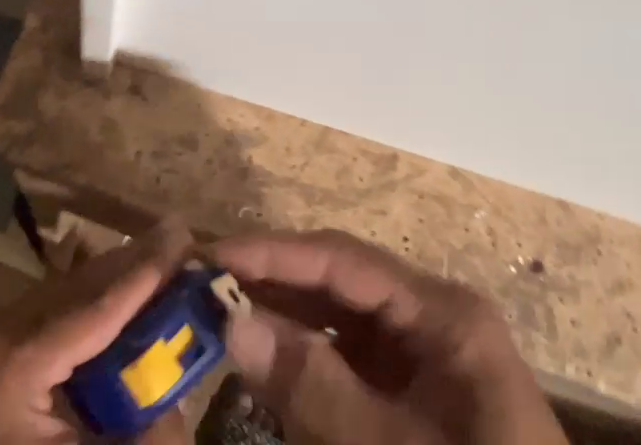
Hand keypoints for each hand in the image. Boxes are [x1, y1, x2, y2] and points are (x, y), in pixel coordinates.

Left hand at [0, 220, 194, 443]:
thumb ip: (148, 434)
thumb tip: (180, 392)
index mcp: (10, 361)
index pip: (93, 306)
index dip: (144, 272)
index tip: (181, 232)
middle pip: (77, 289)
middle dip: (133, 265)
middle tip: (181, 236)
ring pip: (62, 293)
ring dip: (113, 278)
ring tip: (162, 254)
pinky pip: (47, 310)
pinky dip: (88, 301)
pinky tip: (121, 284)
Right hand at [211, 230, 567, 444]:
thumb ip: (314, 387)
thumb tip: (230, 321)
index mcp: (442, 313)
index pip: (341, 260)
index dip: (271, 253)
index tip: (208, 258)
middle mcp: (428, 315)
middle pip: (333, 279)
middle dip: (266, 280)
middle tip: (198, 285)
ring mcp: (418, 351)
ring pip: (332, 313)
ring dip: (276, 313)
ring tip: (214, 313)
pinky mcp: (407, 385)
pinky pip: (341, 352)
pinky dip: (298, 352)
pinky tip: (258, 355)